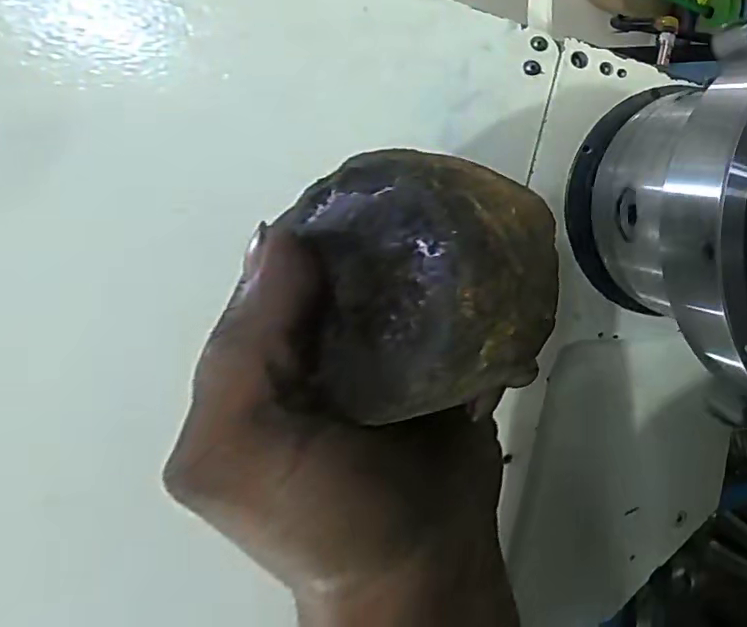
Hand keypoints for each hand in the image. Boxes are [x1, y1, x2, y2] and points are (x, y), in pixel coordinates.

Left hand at [164, 225, 518, 625]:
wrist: (419, 562)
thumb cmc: (321, 513)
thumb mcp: (239, 448)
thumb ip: (245, 349)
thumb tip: (276, 235)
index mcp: (274, 361)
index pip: (290, 274)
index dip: (324, 226)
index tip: (376, 184)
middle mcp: (337, 350)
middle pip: (365, 273)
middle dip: (397, 235)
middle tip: (443, 200)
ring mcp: (404, 357)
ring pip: (424, 289)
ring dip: (450, 261)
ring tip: (483, 227)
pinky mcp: (459, 365)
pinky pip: (471, 318)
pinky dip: (487, 298)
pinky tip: (507, 276)